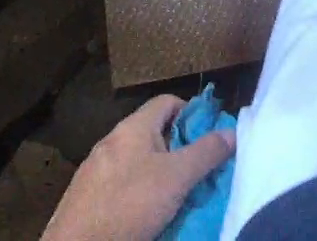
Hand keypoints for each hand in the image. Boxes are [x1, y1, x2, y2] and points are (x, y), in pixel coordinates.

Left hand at [42, 94, 234, 240]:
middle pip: (154, 133)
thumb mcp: (178, 178)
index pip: (168, 101)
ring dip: (159, 174)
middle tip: (197, 171)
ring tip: (175, 197)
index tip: (208, 138)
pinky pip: (120, 185)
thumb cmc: (129, 206)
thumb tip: (233, 132)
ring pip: (137, 162)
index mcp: (132, 128)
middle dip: (179, 149)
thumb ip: (207, 152)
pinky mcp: (83, 200)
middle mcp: (111, 143)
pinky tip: (146, 215)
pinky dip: (137, 193)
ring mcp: (93, 172)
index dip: (192, 113)